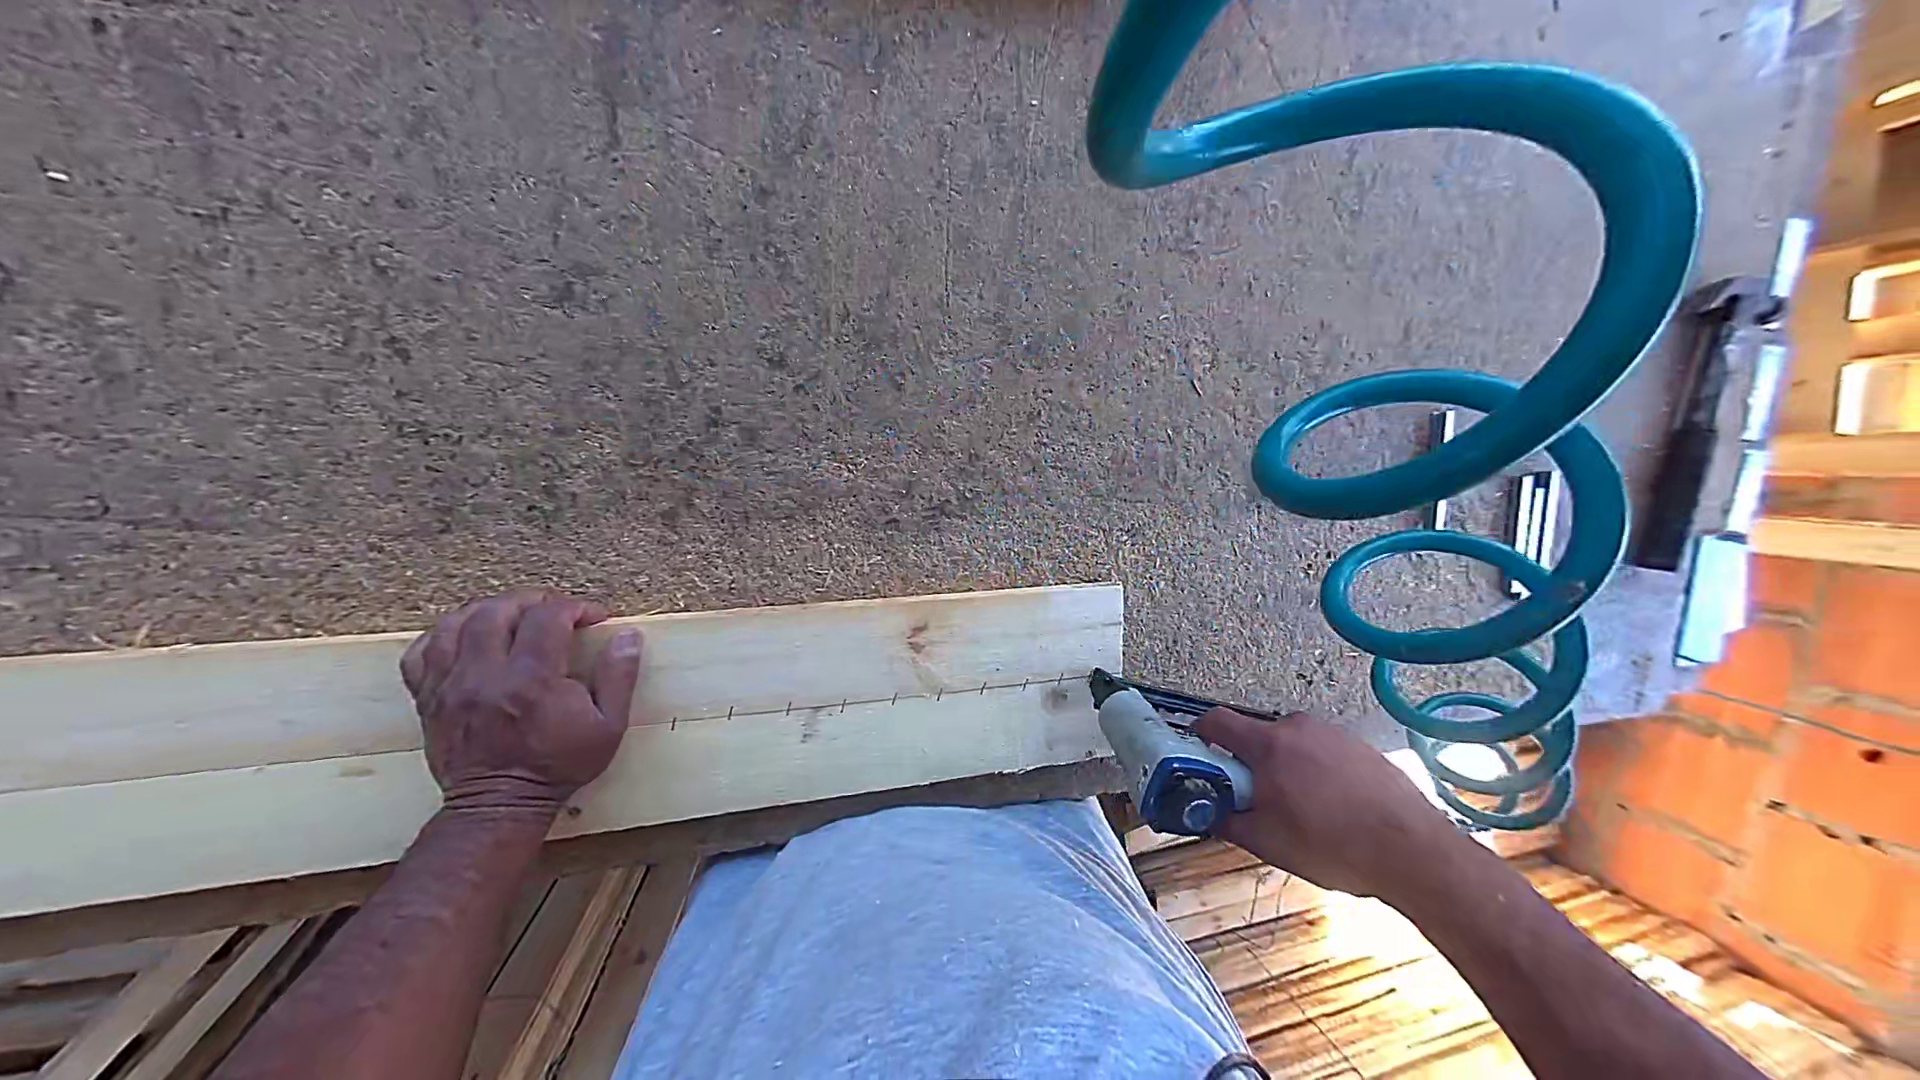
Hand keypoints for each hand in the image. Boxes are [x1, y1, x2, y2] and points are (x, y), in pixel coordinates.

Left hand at [400, 589, 642, 814]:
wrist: (500, 805)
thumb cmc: (559, 766)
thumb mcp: (609, 726)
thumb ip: (619, 677)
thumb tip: (628, 636)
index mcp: (532, 681)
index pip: (548, 617)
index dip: (575, 606)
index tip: (593, 617)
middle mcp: (485, 676)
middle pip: (497, 610)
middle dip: (532, 601)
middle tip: (555, 610)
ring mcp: (449, 687)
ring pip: (456, 623)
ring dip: (489, 611)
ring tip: (514, 617)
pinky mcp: (428, 699)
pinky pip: (422, 651)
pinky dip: (445, 634)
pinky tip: (469, 637)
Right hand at [1193, 707, 1461, 900]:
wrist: (1414, 853)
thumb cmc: (1343, 846)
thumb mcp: (1267, 842)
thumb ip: (1227, 821)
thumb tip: (1209, 814)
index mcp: (1268, 746)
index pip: (1216, 720)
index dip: (1200, 734)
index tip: (1200, 752)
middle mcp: (1298, 729)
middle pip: (1254, 734)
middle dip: (1248, 762)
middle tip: (1255, 795)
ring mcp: (1331, 735)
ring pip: (1289, 743)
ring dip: (1284, 767)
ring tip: (1300, 808)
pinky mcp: (1357, 746)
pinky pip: (1320, 750)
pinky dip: (1315, 771)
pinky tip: (1329, 807)